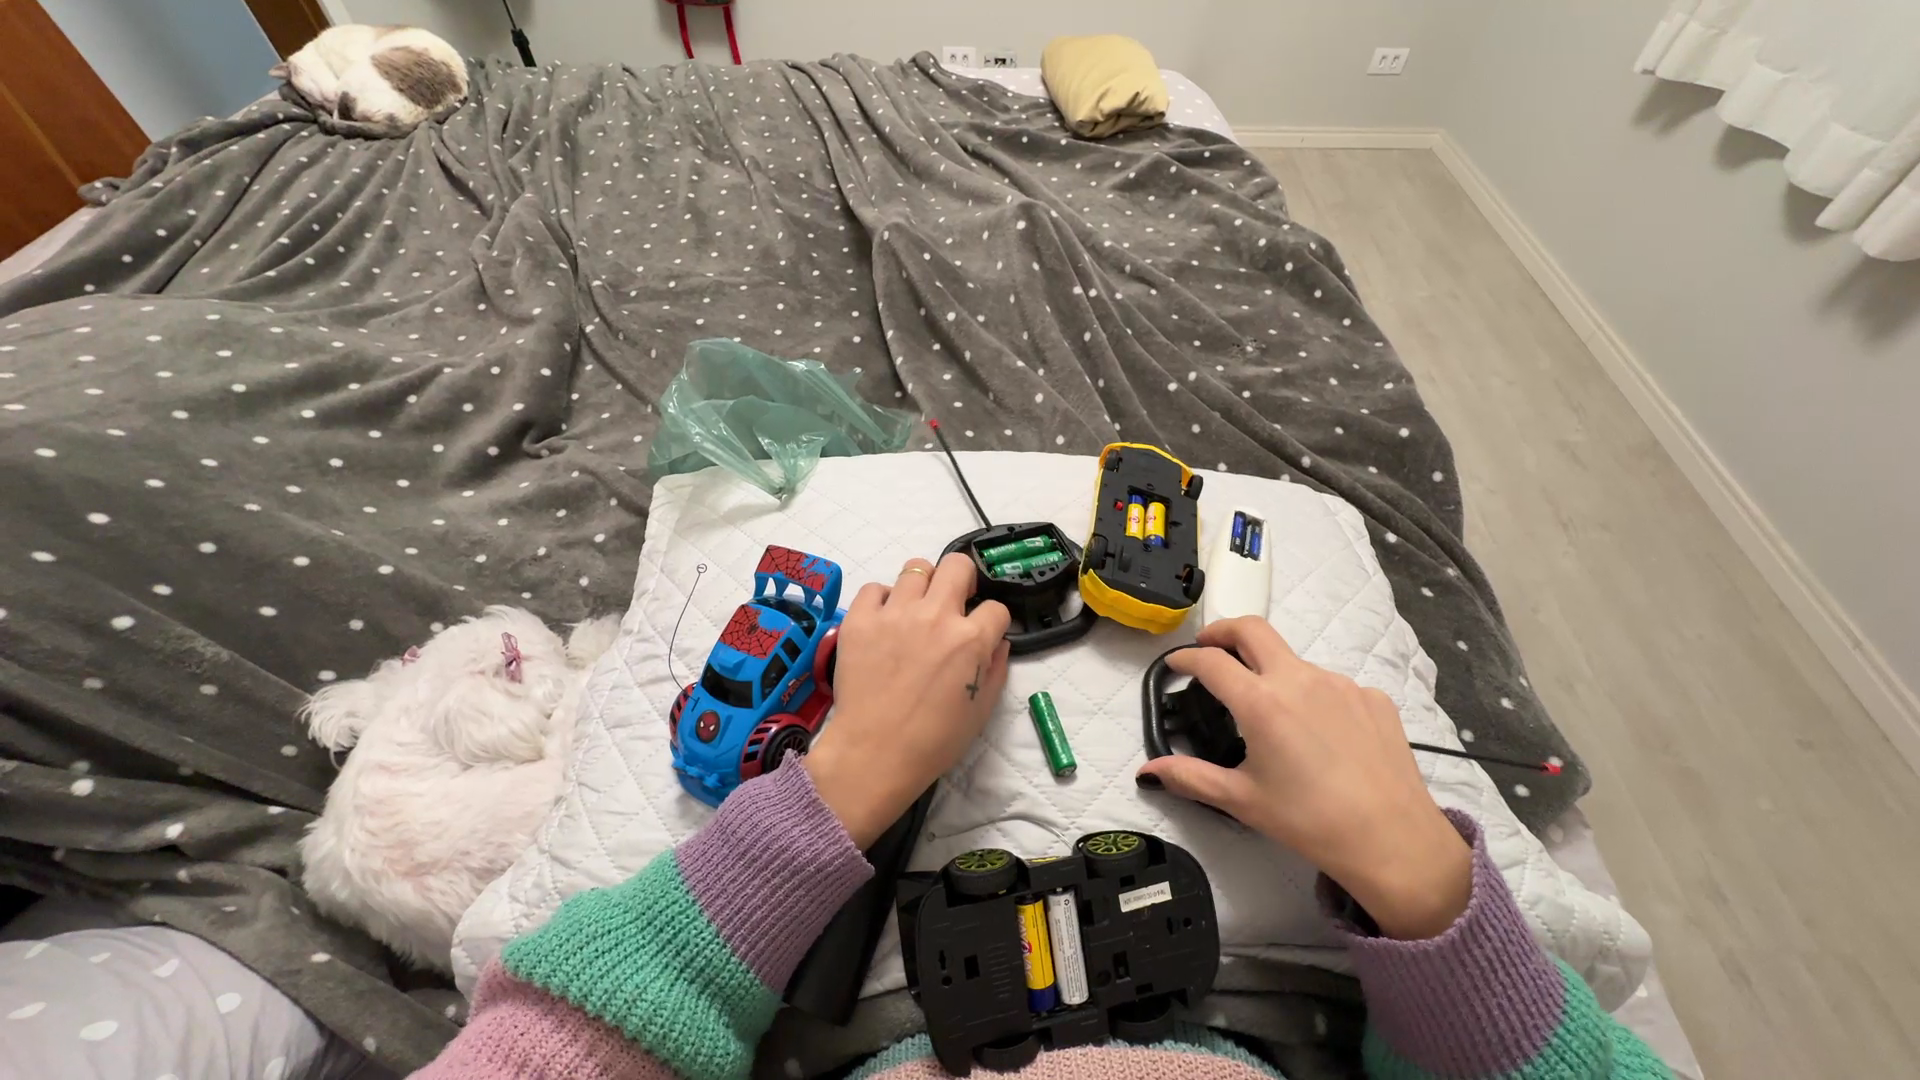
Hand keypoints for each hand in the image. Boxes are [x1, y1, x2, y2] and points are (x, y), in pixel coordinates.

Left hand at [804, 554, 1011, 846]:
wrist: (874, 754)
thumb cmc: (934, 741)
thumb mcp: (982, 710)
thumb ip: (995, 668)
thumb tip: (996, 641)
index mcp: (971, 639)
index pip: (996, 607)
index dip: (991, 622)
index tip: (981, 633)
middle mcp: (936, 616)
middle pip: (958, 566)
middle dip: (963, 580)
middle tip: (953, 601)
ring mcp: (896, 613)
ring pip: (916, 568)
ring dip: (922, 587)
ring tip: (915, 610)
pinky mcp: (861, 619)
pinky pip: (874, 588)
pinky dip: (882, 601)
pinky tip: (884, 622)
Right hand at [1136, 617, 1470, 939]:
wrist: (1394, 841)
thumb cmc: (1309, 821)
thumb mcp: (1241, 800)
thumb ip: (1189, 777)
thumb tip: (1147, 771)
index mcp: (1261, 702)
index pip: (1211, 661)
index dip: (1185, 658)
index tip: (1175, 664)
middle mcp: (1299, 679)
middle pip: (1252, 629)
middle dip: (1222, 631)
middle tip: (1209, 648)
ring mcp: (1341, 683)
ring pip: (1293, 660)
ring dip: (1270, 670)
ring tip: (1270, 711)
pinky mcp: (1373, 697)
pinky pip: (1331, 684)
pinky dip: (1311, 695)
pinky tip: (1317, 733)